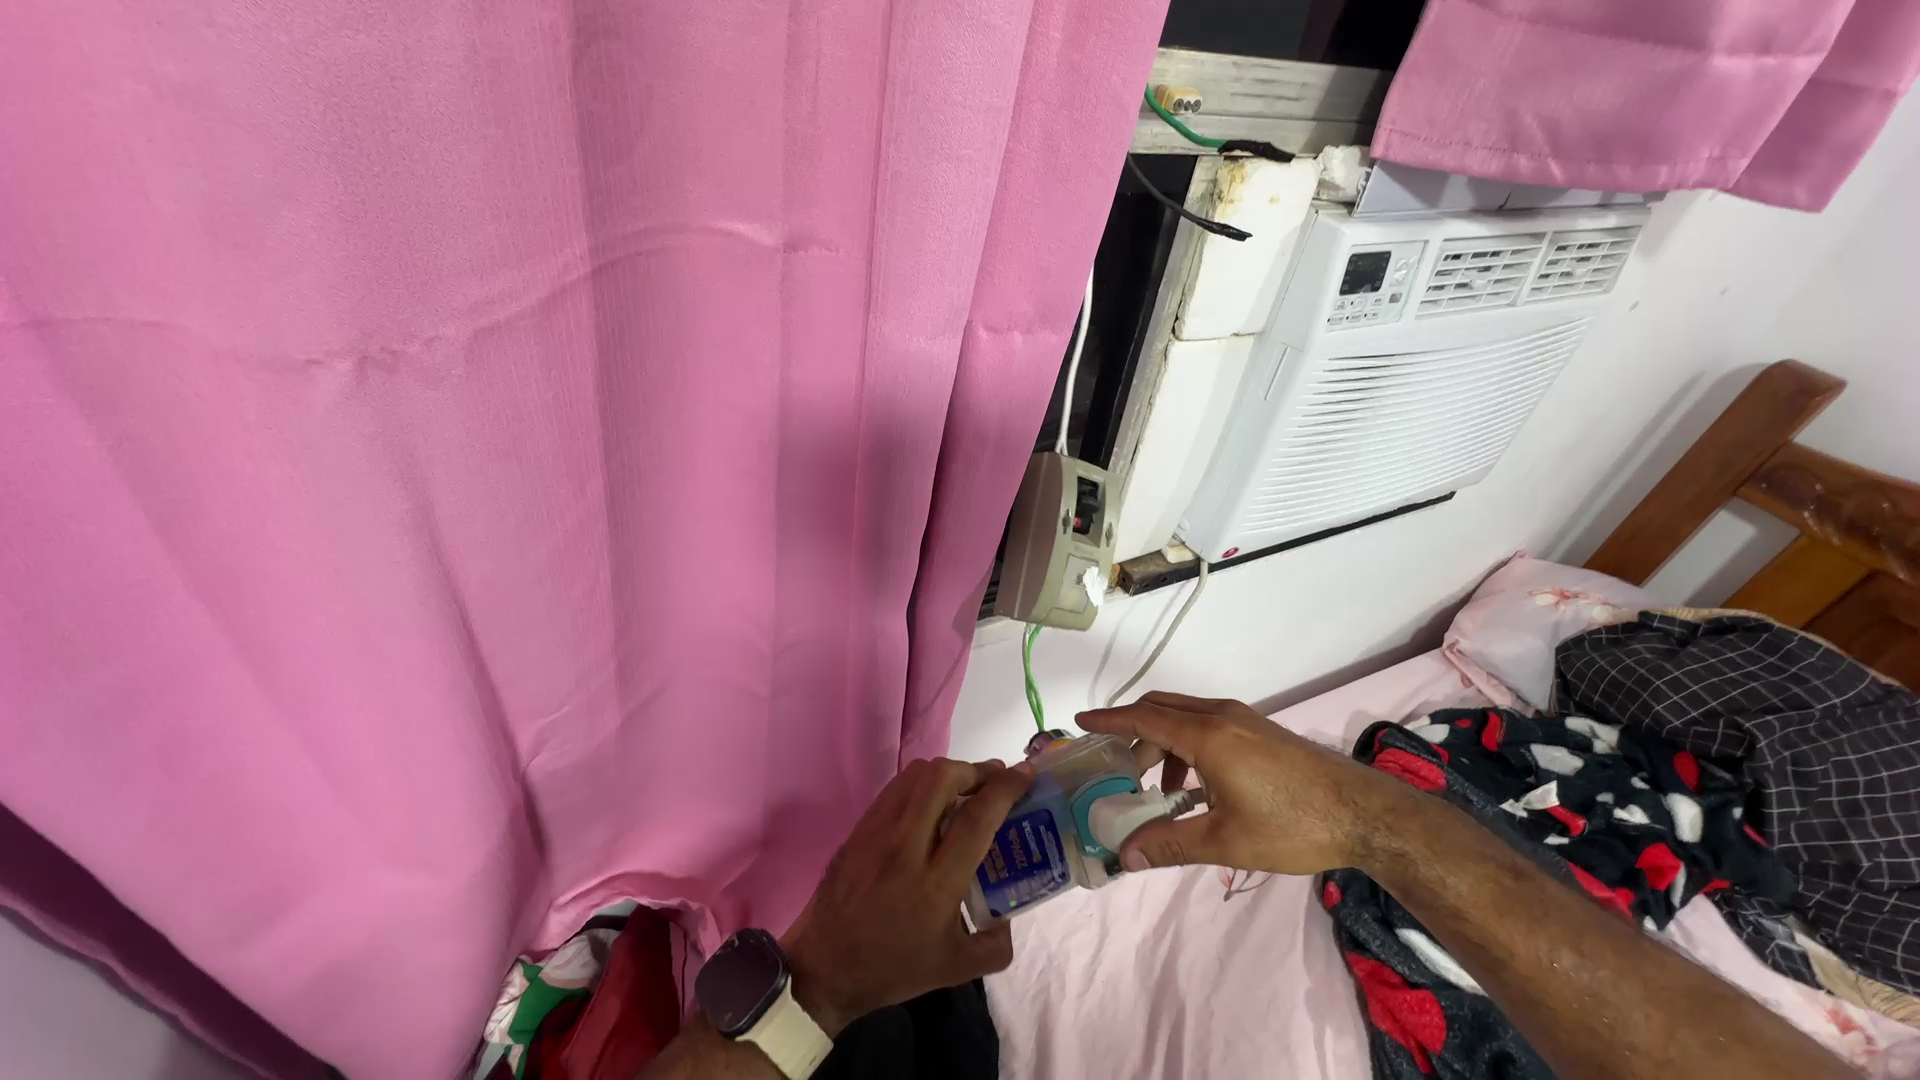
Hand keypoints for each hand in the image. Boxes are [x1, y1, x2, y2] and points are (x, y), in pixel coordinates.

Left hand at [780, 758, 1032, 1035]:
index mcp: (936, 883)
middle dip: (976, 769)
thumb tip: (1011, 915)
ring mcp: (878, 832)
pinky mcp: (860, 828)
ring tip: (966, 786)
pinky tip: (932, 802)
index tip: (1026, 774)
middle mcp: (906, 847)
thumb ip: (996, 944)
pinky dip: (922, 783)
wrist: (824, 967)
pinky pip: (896, 788)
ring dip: (949, 771)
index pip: (977, 817)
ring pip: (917, 775)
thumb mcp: (954, 968)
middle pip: (943, 778)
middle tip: (994, 780)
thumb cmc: (892, 967)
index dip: (1006, 788)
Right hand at [1076, 691, 1411, 875]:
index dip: (1109, 720)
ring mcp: (1244, 718)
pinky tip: (1197, 783)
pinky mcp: (1260, 729)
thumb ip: (1170, 842)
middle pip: (1161, 708)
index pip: (1143, 718)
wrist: (1364, 814)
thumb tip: (1125, 856)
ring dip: (1161, 739)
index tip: (1080, 720)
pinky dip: (1186, 740)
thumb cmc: (1291, 825)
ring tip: (1159, 785)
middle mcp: (1221, 715)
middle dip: (1132, 730)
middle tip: (1115, 763)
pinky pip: (1207, 721)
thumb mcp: (1225, 841)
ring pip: (1185, 714)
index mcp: (1206, 736)